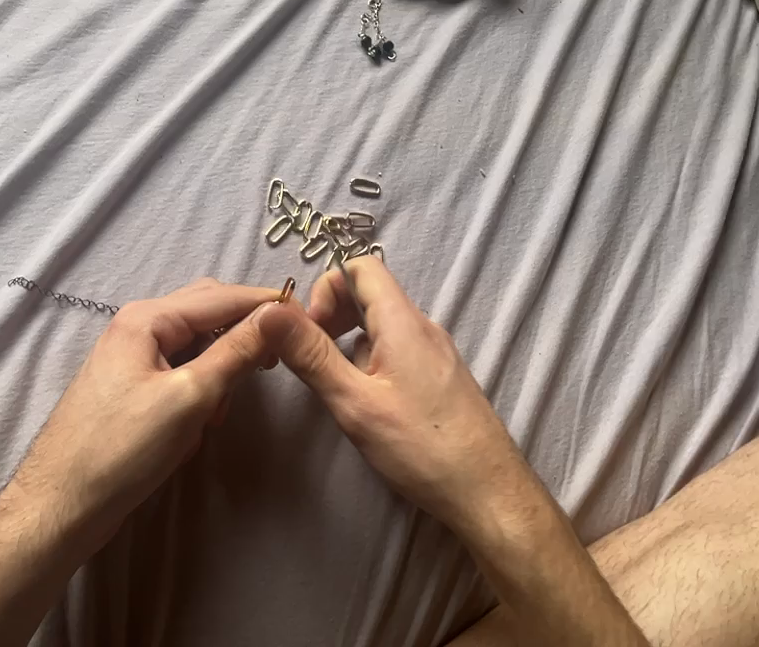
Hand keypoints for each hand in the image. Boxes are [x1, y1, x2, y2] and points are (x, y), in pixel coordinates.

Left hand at [0, 278, 280, 646]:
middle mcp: (138, 326)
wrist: (57, 512)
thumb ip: (236, 351)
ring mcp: (132, 357)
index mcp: (148, 318)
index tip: (307, 316)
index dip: (266, 303)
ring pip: (196, 345)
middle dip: (241, 334)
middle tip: (274, 360)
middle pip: (208, 312)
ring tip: (223, 407)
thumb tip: (278, 315)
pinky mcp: (132, 388)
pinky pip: (181, 371)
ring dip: (219, 368)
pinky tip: (201, 421)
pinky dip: (200, 388)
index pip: (222, 296)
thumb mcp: (190, 397)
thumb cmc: (123, 450)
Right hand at [256, 258, 646, 645]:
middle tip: (314, 356)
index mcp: (403, 320)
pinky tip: (367, 399)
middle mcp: (422, 326)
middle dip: (334, 313)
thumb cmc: (420, 446)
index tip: (309, 329)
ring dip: (351, 339)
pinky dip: (373, 357)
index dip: (327, 286)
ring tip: (337, 382)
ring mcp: (436, 351)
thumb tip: (270, 312)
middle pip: (371, 292)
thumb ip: (313, 356)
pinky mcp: (440, 375)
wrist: (489, 491)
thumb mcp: (356, 403)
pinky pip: (399, 346)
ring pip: (384, 323)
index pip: (362, 266)